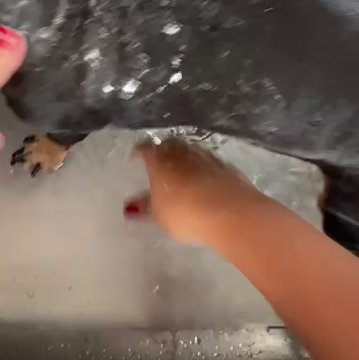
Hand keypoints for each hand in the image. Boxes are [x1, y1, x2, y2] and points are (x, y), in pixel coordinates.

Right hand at [129, 138, 280, 246]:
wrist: (230, 212)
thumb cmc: (184, 212)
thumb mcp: (158, 215)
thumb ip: (144, 207)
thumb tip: (129, 207)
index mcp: (160, 159)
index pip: (146, 148)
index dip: (140, 152)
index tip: (136, 157)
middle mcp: (182, 151)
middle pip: (170, 145)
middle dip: (164, 151)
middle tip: (160, 162)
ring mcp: (207, 157)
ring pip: (192, 151)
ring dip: (187, 158)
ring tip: (184, 171)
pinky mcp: (228, 167)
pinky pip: (211, 163)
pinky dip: (206, 169)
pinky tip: (207, 181)